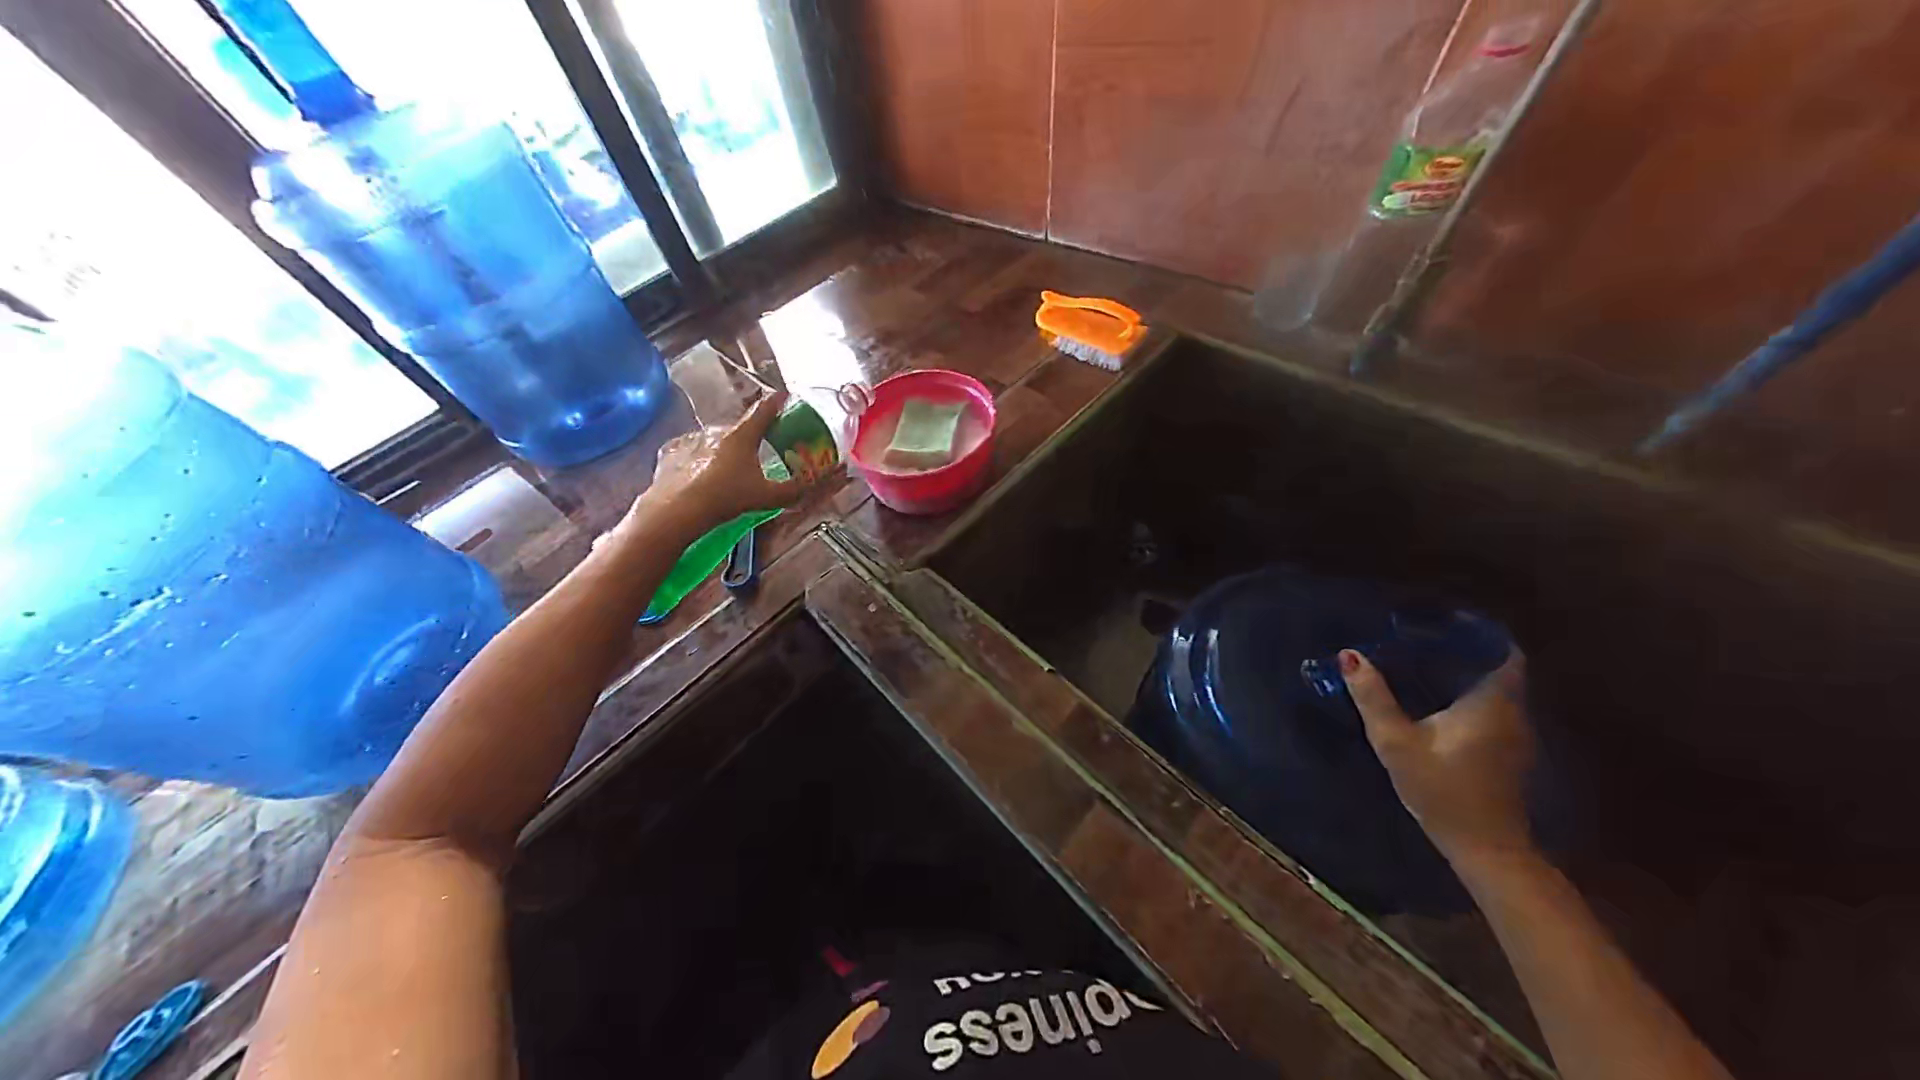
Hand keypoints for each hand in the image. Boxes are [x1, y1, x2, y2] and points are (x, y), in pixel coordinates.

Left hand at [623, 391, 809, 539]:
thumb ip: (793, 491)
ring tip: (735, 465)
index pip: (763, 411)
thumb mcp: (767, 497)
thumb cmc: (726, 498)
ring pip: (717, 440)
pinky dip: (703, 459)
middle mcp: (718, 433)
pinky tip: (704, 473)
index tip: (784, 395)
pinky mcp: (673, 455)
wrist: (679, 511)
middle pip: (741, 427)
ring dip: (728, 448)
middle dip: (754, 432)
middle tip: (765, 443)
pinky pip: (693, 451)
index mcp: (743, 436)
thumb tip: (816, 484)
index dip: (776, 402)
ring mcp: (692, 441)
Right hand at [1340, 647, 1535, 863]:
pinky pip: (1493, 710)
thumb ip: (1373, 697)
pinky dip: (1470, 697)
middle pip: (1498, 668)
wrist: (1484, 847)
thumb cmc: (1441, 789)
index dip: (1479, 633)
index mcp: (1492, 702)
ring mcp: (1516, 736)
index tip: (1444, 622)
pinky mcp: (1510, 754)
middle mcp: (1513, 713)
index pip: (1502, 652)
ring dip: (1467, 675)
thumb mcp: (1396, 742)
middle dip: (1465, 652)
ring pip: (1496, 690)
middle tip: (1423, 640)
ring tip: (1426, 665)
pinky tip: (1440, 702)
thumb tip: (1350, 655)